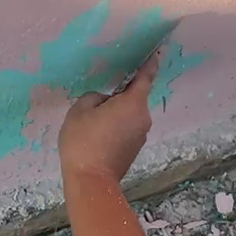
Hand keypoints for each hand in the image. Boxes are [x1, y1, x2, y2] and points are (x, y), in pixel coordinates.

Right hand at [59, 51, 158, 182]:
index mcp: (133, 103)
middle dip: (115, 98)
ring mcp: (140, 136)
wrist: (90, 180)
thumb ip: (94, 97)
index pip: (144, 78)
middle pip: (131, 98)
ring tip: (91, 126)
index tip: (156, 54)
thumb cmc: (84, 141)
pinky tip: (96, 138)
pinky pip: (125, 129)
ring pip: (127, 115)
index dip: (149, 65)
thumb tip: (104, 102)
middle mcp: (143, 118)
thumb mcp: (79, 110)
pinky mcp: (134, 149)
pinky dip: (114, 128)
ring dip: (114, 115)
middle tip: (92, 107)